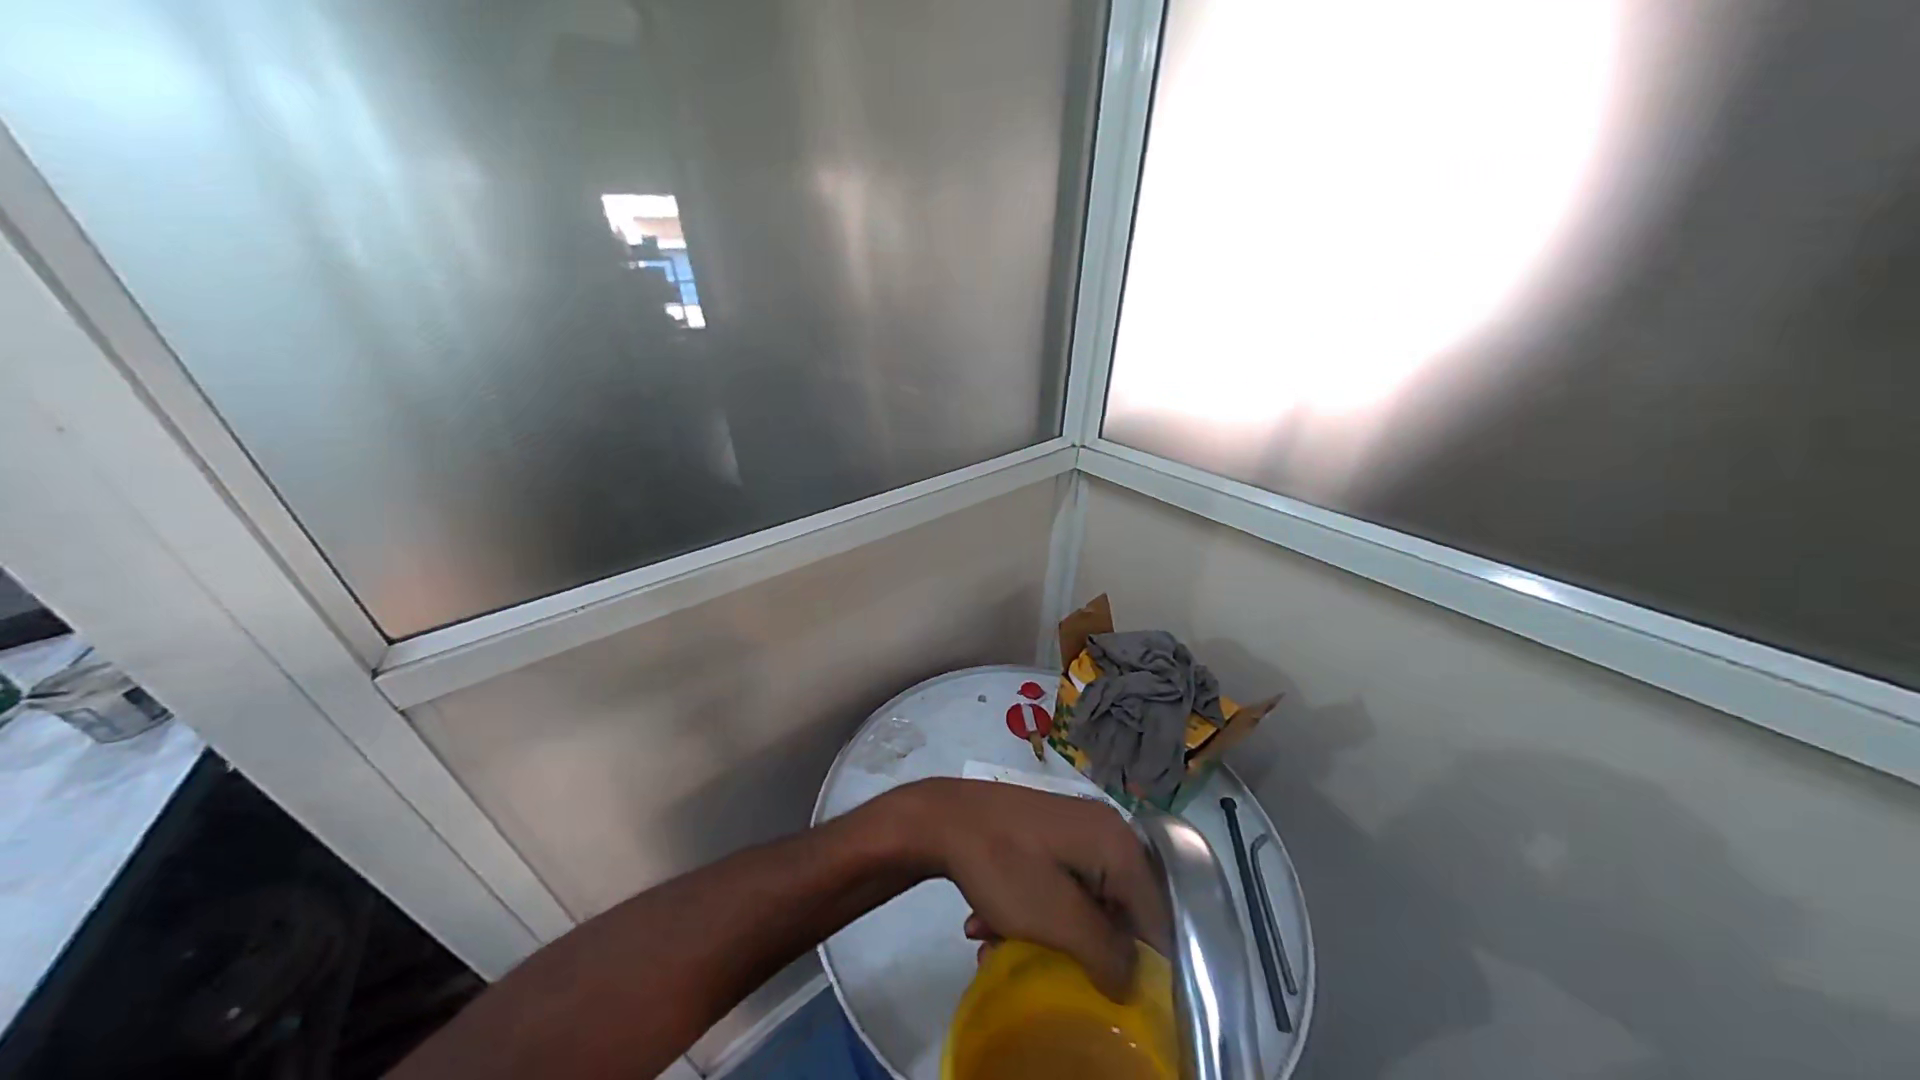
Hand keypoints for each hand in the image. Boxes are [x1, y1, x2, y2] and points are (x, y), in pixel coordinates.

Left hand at [879, 778, 1168, 999]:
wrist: (941, 817)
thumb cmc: (1004, 866)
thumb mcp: (1059, 920)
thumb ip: (1108, 955)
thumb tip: (1132, 983)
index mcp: (1120, 845)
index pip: (1156, 917)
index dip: (1141, 962)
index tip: (1108, 989)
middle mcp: (1106, 831)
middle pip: (1117, 910)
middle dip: (1082, 947)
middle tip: (1047, 967)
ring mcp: (1073, 830)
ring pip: (1079, 901)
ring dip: (1046, 932)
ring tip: (998, 945)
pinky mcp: (1044, 835)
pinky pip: (1054, 883)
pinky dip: (1029, 908)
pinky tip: (986, 923)